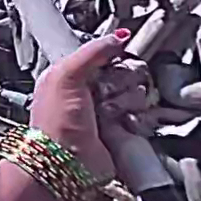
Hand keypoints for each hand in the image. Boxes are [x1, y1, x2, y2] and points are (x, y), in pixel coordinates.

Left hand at [29, 29, 128, 182]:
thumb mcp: (65, 75)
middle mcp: (91, 91)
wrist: (64, 163)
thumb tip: (118, 37)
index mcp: (72, 74)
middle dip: (120, 83)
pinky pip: (145, 116)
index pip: (106, 54)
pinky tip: (121, 126)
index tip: (115, 61)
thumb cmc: (55, 123)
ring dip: (126, 103)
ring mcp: (108, 111)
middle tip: (103, 94)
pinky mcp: (123, 131)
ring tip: (107, 115)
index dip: (114, 57)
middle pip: (128, 72)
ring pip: (139, 93)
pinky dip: (137, 120)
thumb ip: (92, 52)